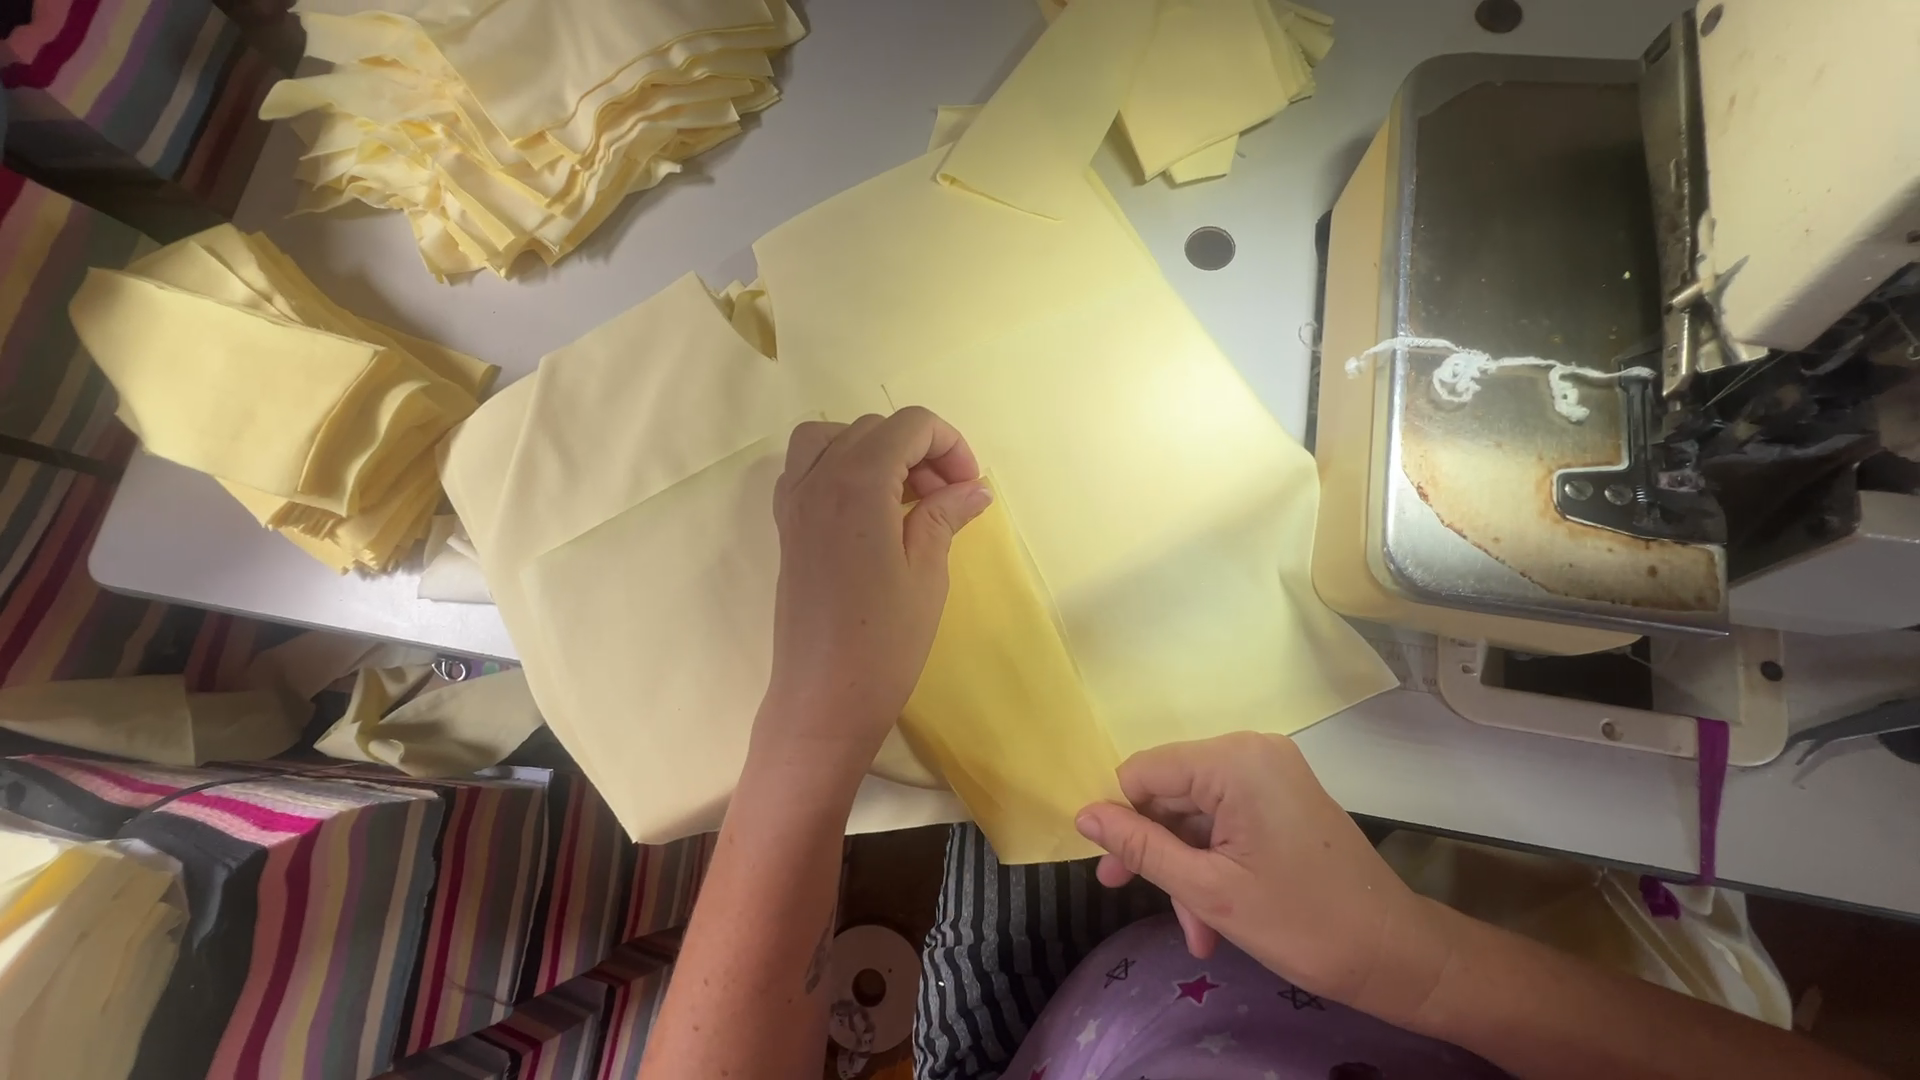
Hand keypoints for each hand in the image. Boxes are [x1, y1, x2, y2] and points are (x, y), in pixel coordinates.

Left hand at [760, 407, 991, 768]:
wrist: (823, 698)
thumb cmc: (884, 640)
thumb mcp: (928, 572)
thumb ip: (945, 515)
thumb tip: (973, 488)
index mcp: (857, 482)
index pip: (909, 425)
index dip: (949, 445)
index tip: (969, 487)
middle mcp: (817, 479)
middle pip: (873, 428)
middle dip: (918, 450)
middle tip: (948, 499)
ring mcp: (793, 503)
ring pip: (831, 438)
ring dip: (873, 450)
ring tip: (904, 494)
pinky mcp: (785, 529)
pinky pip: (805, 469)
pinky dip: (838, 468)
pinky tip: (867, 510)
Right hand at [1074, 733, 1449, 1023]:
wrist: (1400, 957)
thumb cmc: (1304, 924)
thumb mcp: (1208, 890)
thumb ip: (1140, 847)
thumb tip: (1082, 816)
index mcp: (1233, 761)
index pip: (1144, 772)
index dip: (1122, 819)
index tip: (1116, 869)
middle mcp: (1249, 750)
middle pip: (1169, 791)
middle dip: (1156, 850)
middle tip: (1130, 896)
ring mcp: (1268, 771)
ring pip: (1194, 812)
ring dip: (1184, 867)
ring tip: (1194, 929)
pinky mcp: (1279, 793)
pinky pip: (1223, 817)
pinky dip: (1211, 860)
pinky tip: (1211, 916)